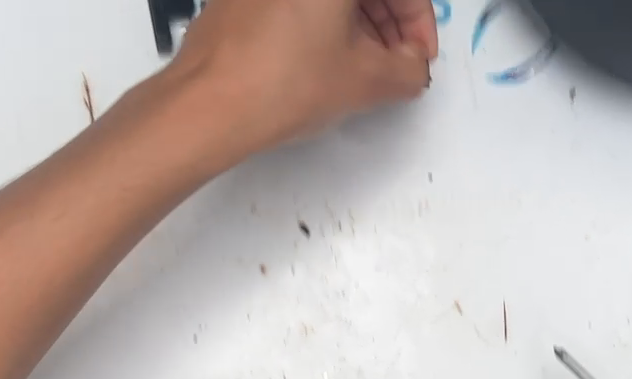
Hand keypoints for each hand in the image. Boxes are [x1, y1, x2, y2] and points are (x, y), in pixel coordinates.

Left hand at [171, 0, 438, 151]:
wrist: (210, 102)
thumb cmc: (284, 82)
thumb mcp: (364, 81)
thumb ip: (407, 72)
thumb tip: (414, 67)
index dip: (420, 23)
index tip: (420, 59)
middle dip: (390, 23)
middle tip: (397, 68)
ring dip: (360, 25)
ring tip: (365, 72)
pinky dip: (325, 22)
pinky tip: (328, 62)